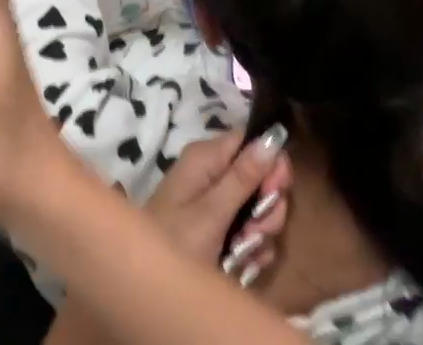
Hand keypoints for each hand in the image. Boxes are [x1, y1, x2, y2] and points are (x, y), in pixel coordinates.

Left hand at [145, 127, 291, 288]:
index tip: (276, 191)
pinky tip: (245, 262)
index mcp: (205, 158)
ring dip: (260, 230)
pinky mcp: (216, 225)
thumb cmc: (175, 244)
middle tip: (255, 230)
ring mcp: (213, 200)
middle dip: (267, 205)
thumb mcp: (211, 213)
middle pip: (258, 175)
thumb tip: (272, 136)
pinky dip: (251, 245)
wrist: (146, 285)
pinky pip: (248, 227)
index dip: (271, 162)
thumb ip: (243, 177)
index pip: (250, 140)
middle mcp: (210, 172)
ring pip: (257, 205)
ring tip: (244, 250)